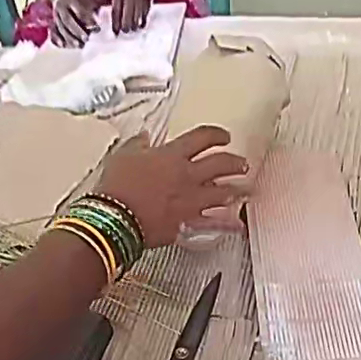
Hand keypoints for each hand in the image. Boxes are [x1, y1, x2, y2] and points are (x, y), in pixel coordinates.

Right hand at [50, 0, 98, 46]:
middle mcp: (62, 7)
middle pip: (68, 20)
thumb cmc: (80, 0)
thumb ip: (98, 4)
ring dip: (70, 38)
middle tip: (86, 39)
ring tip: (79, 45)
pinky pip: (53, 32)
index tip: (96, 24)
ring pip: (61, 28)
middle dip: (77, 30)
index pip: (78, 8)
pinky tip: (62, 46)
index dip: (87, 16)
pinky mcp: (53, 24)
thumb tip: (110, 5)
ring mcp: (56, 17)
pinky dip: (56, 39)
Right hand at [91, 128, 249, 247]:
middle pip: (220, 164)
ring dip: (236, 190)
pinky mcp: (187, 223)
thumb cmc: (117, 186)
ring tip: (244, 190)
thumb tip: (144, 138)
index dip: (216, 135)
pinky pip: (213, 223)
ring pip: (222, 193)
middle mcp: (187, 175)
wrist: (116, 217)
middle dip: (234, 162)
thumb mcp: (123, 155)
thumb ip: (138, 145)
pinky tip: (237, 225)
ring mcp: (190, 200)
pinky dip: (227, 224)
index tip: (224, 137)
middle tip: (241, 164)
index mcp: (172, 154)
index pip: (202, 138)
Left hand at [111, 0, 151, 32]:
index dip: (116, 24)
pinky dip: (146, 12)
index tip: (115, 32)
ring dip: (137, 23)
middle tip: (126, 32)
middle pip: (128, 17)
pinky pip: (148, 4)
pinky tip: (145, 18)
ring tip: (136, 28)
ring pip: (139, 14)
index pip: (116, 12)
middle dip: (126, 26)